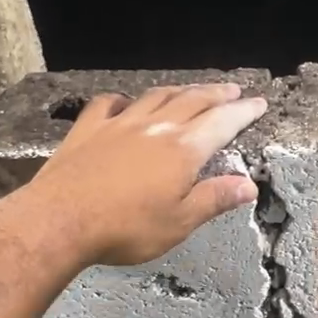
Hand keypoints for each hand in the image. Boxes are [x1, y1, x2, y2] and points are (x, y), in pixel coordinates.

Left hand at [18, 84, 267, 266]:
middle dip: (218, 94)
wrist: (59, 221)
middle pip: (193, 100)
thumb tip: (248, 186)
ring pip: (157, 97)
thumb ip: (214, 199)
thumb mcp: (179, 223)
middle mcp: (155, 128)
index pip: (222, 122)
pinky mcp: (88, 130)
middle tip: (234, 90)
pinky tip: (127, 103)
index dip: (244, 112)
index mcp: (183, 151)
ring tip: (194, 90)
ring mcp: (119, 124)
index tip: (259, 103)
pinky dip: (125, 100)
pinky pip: (110, 104)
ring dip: (181, 90)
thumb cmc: (124, 228)